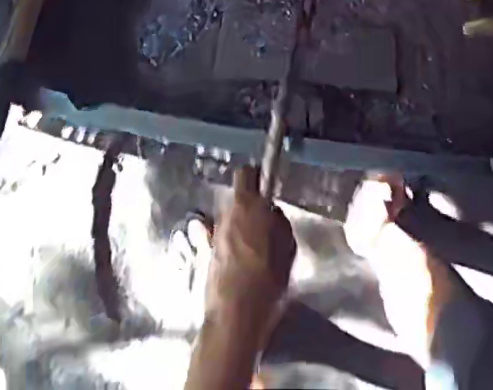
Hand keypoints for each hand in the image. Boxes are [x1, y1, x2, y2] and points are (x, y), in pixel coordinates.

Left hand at [205, 165, 296, 322]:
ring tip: (255, 243)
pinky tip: (241, 259)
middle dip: (249, 203)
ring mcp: (213, 235)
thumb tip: (273, 213)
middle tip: (265, 218)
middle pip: (237, 197)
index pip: (246, 173)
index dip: (256, 177)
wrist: (233, 319)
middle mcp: (226, 215)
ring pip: (229, 217)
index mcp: (248, 207)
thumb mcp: (287, 250)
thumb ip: (280, 224)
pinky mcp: (205, 255)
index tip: (266, 186)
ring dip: (240, 223)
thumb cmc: (266, 281)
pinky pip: (222, 237)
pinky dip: (231, 242)